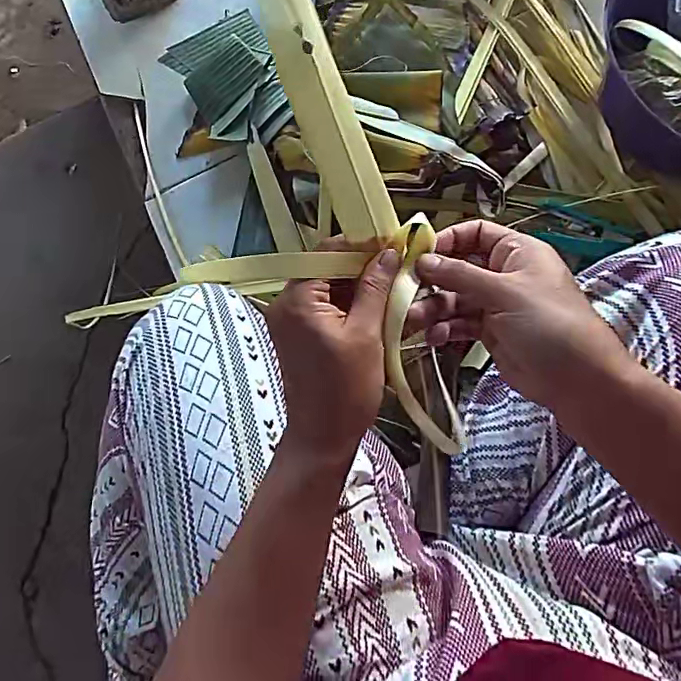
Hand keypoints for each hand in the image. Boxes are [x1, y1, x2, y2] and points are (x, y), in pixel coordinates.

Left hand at [261, 243, 399, 463]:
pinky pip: (323, 304)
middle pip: (326, 268)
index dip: (360, 245)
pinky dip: (347, 302)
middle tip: (396, 262)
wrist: (322, 437)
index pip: (327, 253)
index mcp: (297, 299)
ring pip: (327, 286)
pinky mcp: (297, 331)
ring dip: (357, 284)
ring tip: (391, 282)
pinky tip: (374, 304)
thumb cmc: (346, 390)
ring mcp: (288, 318)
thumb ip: (375, 289)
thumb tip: (387, 253)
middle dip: (361, 264)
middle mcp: (285, 302)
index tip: (391, 243)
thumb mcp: (367, 334)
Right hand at [407, 220, 637, 412]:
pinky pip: (460, 322)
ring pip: (455, 297)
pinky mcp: (491, 332)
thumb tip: (424, 260)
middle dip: (433, 280)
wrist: (581, 383)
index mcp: (517, 252)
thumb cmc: (552, 326)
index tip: (420, 253)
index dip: (447, 240)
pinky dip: (444, 328)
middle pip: (458, 267)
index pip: (475, 233)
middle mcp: (505, 274)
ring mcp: (497, 304)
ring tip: (415, 321)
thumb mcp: (504, 293)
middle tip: (408, 291)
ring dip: (433, 307)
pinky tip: (434, 337)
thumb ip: (459, 275)